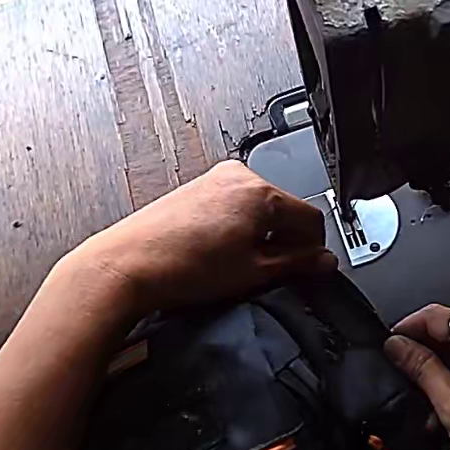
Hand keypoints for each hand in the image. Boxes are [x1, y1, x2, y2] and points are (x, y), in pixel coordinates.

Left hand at [68, 161, 337, 314]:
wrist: (127, 266)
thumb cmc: (179, 266)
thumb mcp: (254, 272)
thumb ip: (297, 264)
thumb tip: (322, 262)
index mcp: (260, 191)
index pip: (311, 217)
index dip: (315, 249)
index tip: (310, 268)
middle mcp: (239, 177)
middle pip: (286, 211)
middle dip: (286, 242)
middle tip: (272, 272)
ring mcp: (215, 180)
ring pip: (261, 210)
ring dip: (262, 237)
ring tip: (240, 266)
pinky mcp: (197, 190)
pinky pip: (236, 208)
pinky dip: (240, 230)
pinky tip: (222, 255)